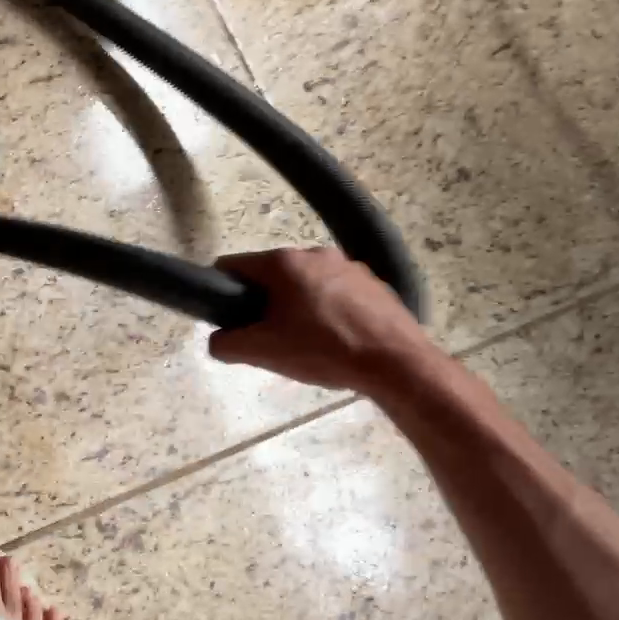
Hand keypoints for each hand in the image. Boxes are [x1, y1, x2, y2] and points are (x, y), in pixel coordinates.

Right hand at [207, 247, 438, 394]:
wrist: (399, 366)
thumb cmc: (323, 350)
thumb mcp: (260, 352)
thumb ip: (224, 343)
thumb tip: (219, 339)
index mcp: (283, 263)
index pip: (232, 266)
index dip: (222, 292)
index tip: (231, 319)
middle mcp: (315, 254)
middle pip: (269, 275)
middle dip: (263, 301)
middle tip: (270, 335)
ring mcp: (350, 266)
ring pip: (304, 283)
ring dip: (296, 305)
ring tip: (307, 340)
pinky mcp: (376, 284)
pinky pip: (335, 292)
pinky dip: (328, 310)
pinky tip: (337, 338)